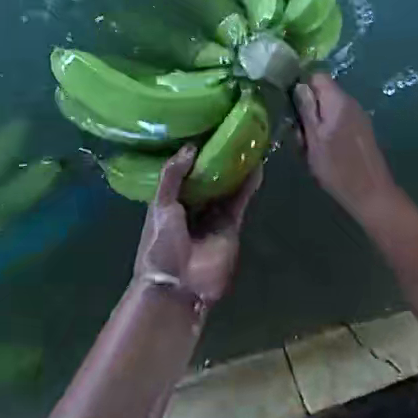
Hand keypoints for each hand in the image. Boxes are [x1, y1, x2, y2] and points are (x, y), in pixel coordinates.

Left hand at [133, 145, 261, 306]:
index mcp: (170, 202)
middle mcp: (193, 206)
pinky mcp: (232, 224)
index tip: (206, 132)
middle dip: (218, 159)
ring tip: (249, 144)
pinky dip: (249, 184)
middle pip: (209, 178)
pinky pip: (241, 199)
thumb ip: (172, 176)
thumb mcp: (160, 207)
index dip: (195, 155)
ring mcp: (214, 216)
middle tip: (232, 133)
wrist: (179, 285)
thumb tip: (191, 147)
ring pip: (227, 186)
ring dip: (237, 168)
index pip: (184, 173)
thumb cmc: (160, 245)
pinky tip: (257, 166)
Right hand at [294, 73, 398, 218]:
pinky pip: (338, 122)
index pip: (318, 76)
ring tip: (308, 148)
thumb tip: (299, 84)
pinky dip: (326, 132)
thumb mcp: (314, 139)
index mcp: (339, 101)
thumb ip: (306, 110)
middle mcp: (351, 103)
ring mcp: (358, 117)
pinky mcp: (360, 130)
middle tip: (298, 134)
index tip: (288, 103)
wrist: (370, 192)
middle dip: (306, 110)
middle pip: (322, 94)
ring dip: (315, 125)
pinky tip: (322, 153)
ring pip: (328, 110)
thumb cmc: (337, 167)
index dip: (301, 85)